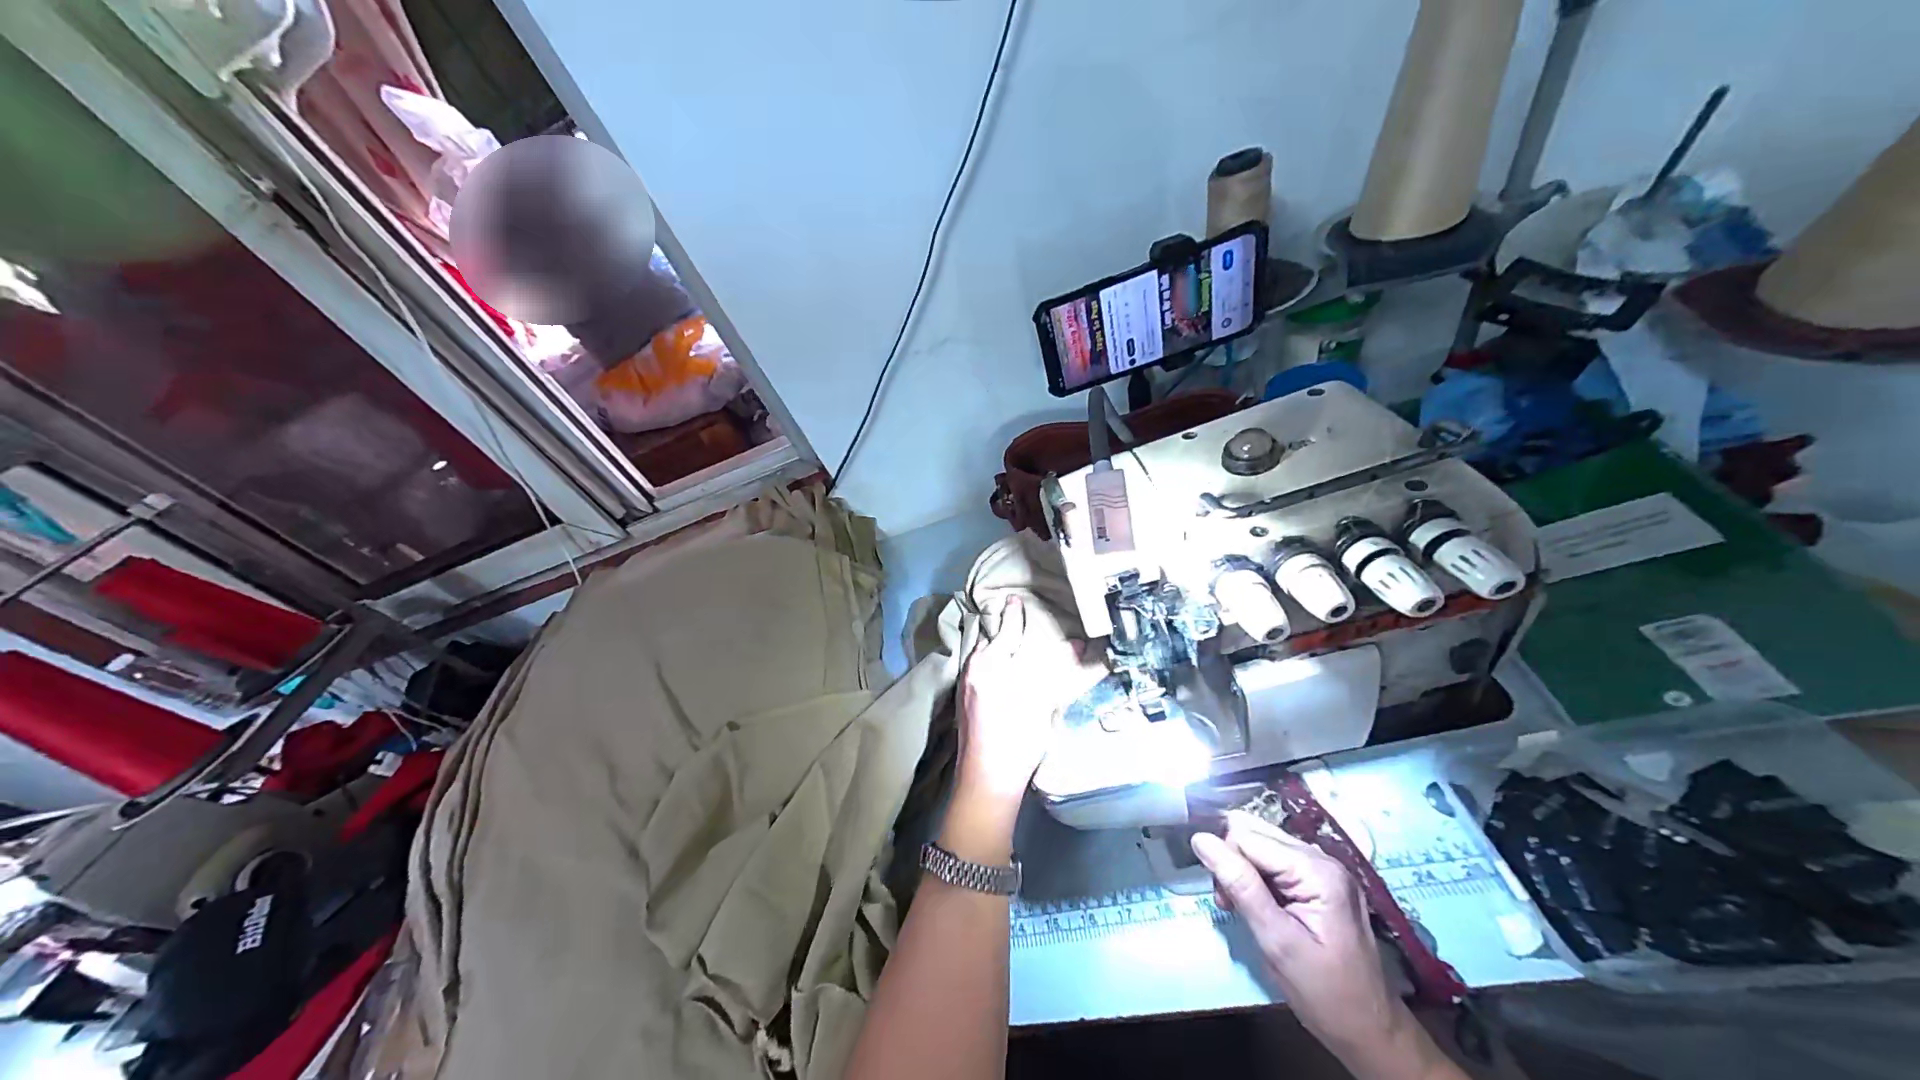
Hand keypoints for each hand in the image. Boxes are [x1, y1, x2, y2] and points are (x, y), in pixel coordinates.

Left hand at [951, 596, 1103, 810]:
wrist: (987, 779)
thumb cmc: (1017, 741)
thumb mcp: (1043, 703)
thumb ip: (1058, 671)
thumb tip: (1077, 646)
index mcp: (991, 666)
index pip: (1007, 631)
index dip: (1015, 614)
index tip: (1015, 599)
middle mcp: (973, 670)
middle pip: (987, 639)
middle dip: (999, 625)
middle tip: (1012, 613)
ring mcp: (965, 686)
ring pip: (978, 653)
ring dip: (991, 643)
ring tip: (1006, 638)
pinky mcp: (962, 701)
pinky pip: (974, 667)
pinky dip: (986, 659)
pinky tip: (996, 667)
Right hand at [1191, 812, 1414, 1063]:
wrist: (1370, 1031)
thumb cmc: (1324, 992)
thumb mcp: (1276, 941)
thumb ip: (1240, 885)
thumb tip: (1200, 839)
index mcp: (1317, 870)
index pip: (1248, 837)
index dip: (1226, 861)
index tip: (1223, 900)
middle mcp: (1322, 858)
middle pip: (1255, 834)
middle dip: (1232, 862)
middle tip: (1228, 903)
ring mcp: (1324, 869)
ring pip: (1262, 845)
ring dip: (1243, 871)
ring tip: (1240, 907)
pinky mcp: (1321, 882)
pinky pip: (1276, 862)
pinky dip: (1258, 879)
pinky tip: (1257, 905)